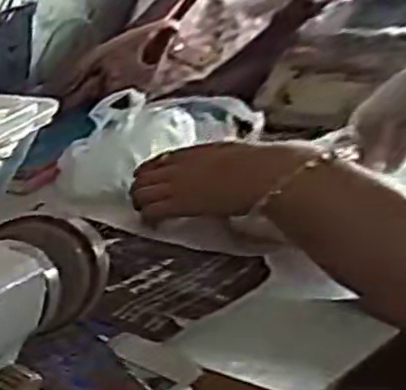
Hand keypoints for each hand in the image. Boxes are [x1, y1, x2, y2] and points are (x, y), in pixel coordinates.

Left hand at [130, 141, 320, 220]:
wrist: (267, 174)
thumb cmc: (261, 161)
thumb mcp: (231, 151)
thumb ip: (214, 156)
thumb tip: (215, 161)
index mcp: (195, 151)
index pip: (158, 160)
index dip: (146, 172)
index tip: (146, 180)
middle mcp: (181, 166)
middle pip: (142, 178)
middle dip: (138, 189)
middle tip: (142, 200)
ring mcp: (177, 185)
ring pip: (140, 194)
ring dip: (139, 204)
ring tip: (146, 211)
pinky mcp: (178, 204)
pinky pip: (149, 211)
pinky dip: (147, 218)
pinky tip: (154, 222)